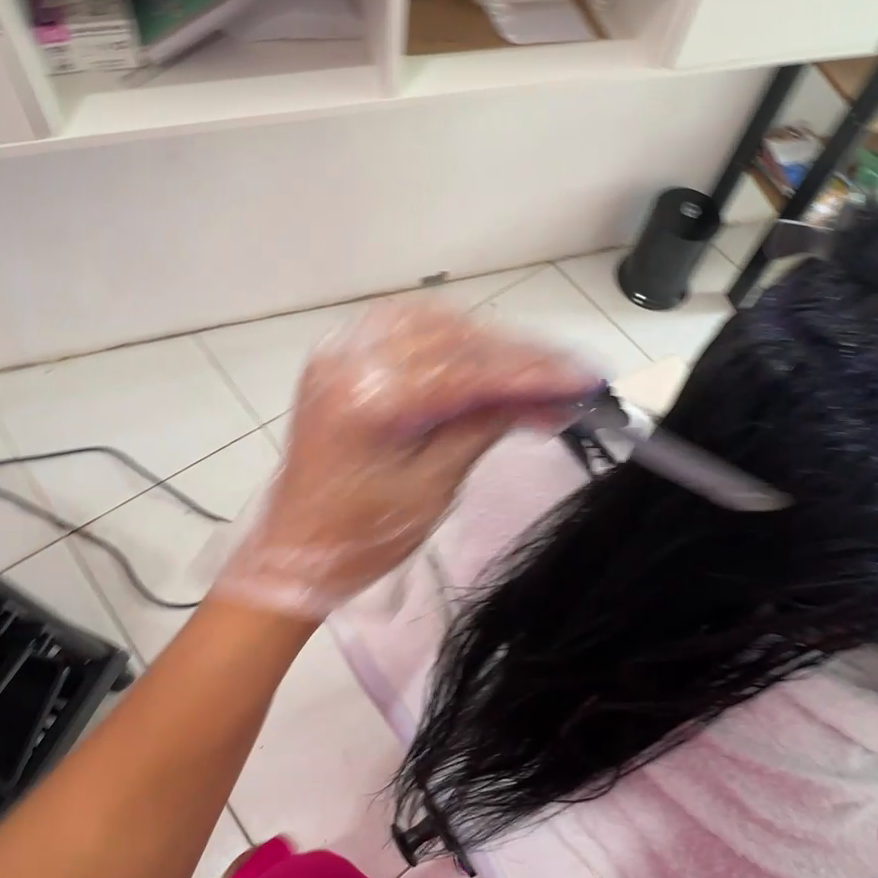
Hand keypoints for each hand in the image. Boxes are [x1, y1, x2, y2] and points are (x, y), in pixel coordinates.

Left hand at [215, 301, 596, 618]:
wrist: (293, 553)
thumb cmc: (361, 538)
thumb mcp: (432, 488)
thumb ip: (482, 427)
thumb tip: (537, 395)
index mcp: (370, 397)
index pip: (468, 370)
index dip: (533, 372)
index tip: (584, 379)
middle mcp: (351, 358)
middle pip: (454, 338)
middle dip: (516, 357)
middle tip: (568, 380)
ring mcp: (339, 352)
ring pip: (433, 324)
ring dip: (487, 344)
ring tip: (533, 374)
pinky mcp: (339, 360)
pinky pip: (405, 331)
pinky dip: (450, 341)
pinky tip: (483, 359)